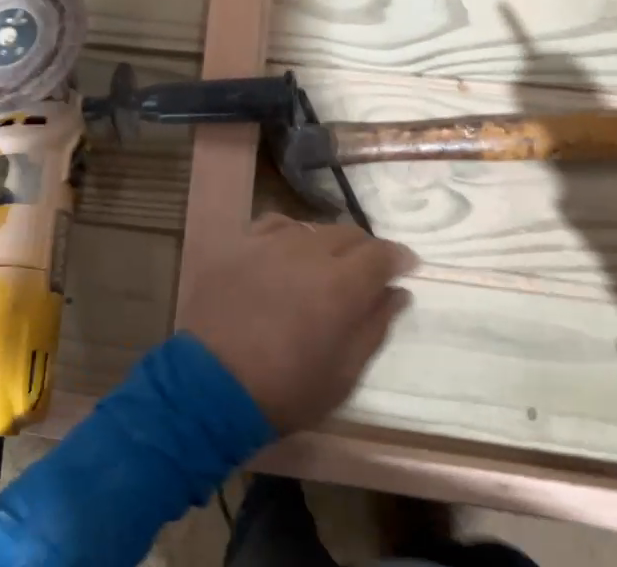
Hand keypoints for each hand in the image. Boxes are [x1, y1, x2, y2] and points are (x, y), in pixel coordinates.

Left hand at [177, 214, 419, 434]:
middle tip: (365, 273)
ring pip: (311, 227)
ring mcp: (268, 244)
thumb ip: (374, 327)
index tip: (405, 267)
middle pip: (348, 234)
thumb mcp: (344, 374)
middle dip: (365, 250)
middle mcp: (308, 252)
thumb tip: (396, 294)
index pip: (381, 254)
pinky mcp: (237, 245)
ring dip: (327, 242)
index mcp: (341, 285)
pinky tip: (287, 252)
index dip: (398, 258)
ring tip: (325, 265)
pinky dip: (289, 234)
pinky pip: (272, 225)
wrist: (211, 385)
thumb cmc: (285, 390)